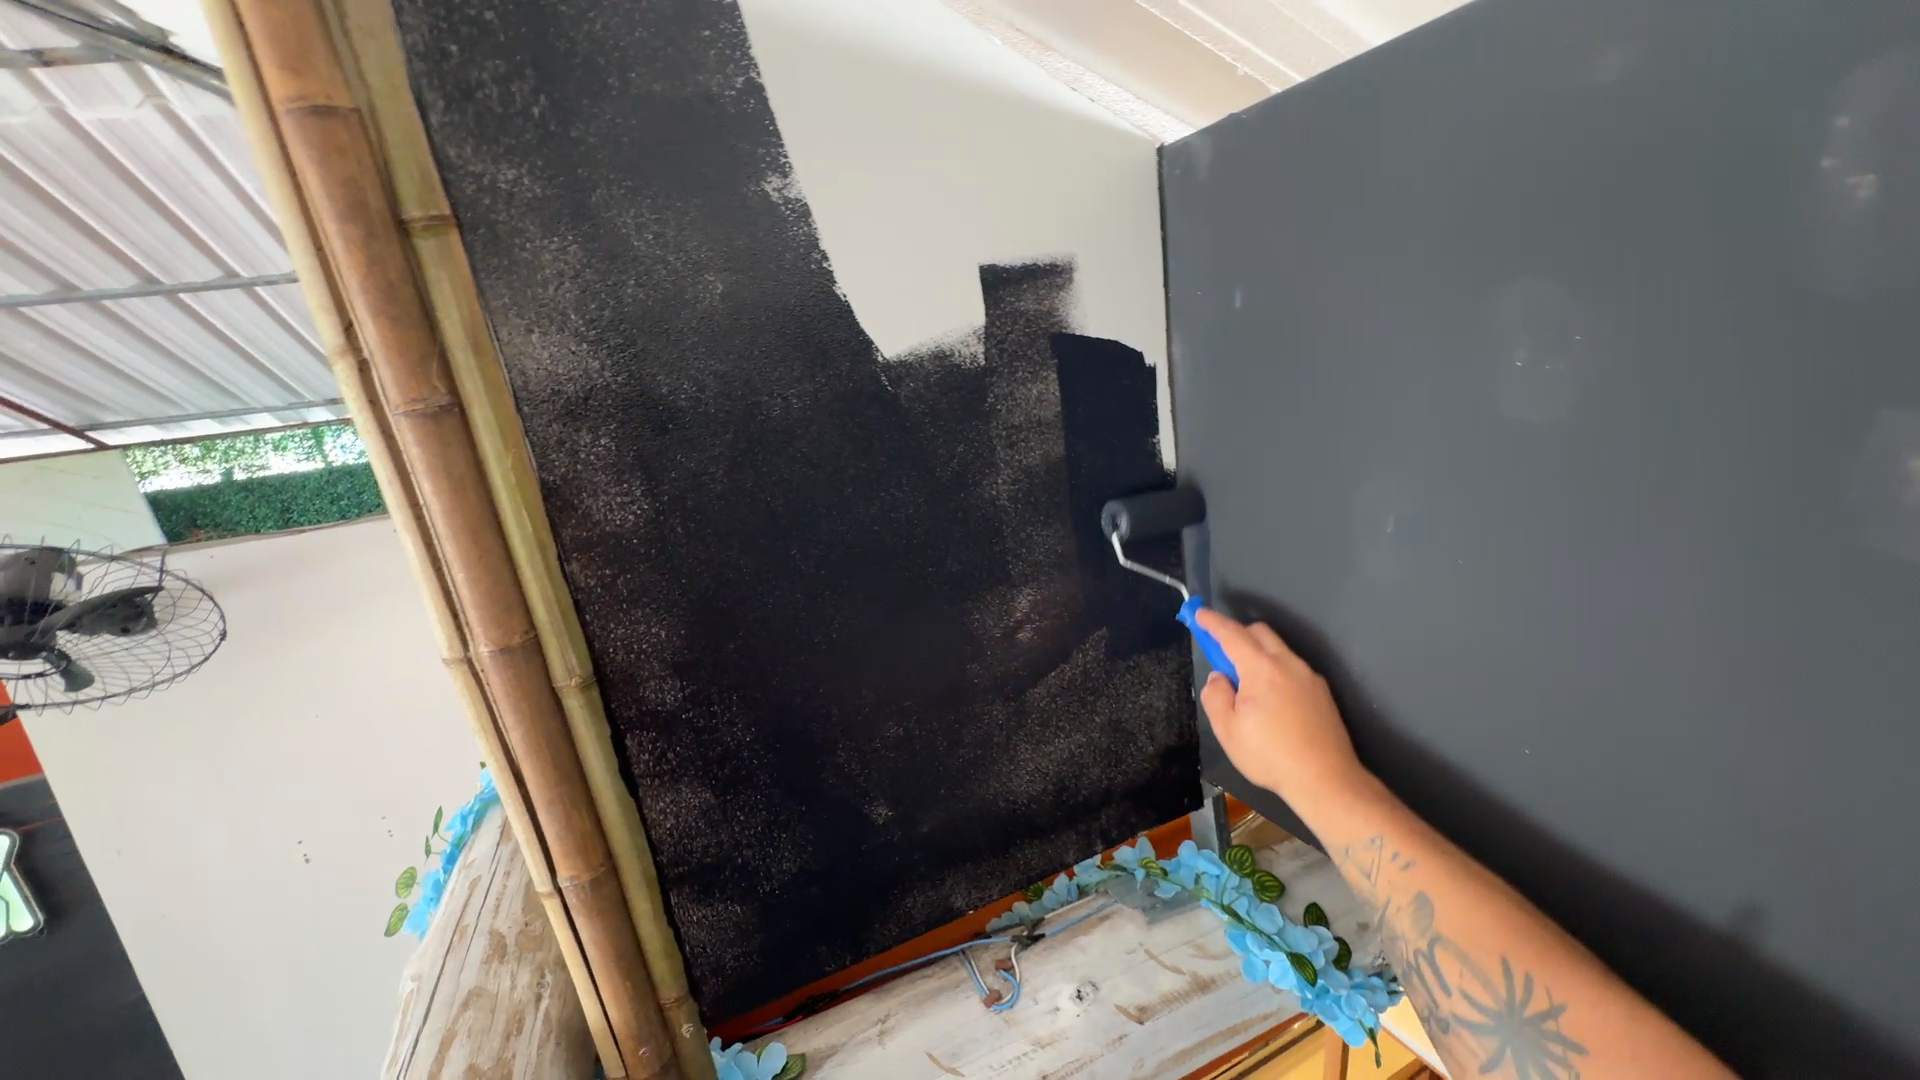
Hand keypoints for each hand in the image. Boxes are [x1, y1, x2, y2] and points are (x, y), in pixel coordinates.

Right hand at [1195, 608, 1367, 803]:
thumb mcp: (1227, 730)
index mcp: (1261, 669)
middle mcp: (1288, 664)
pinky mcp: (1322, 693)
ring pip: (1279, 650)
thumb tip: (1219, 678)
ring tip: (1247, 686)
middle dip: (1237, 633)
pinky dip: (1276, 670)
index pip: (1232, 634)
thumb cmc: (1270, 755)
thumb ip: (1216, 696)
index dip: (1213, 622)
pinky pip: (1292, 668)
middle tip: (1221, 654)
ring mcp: (1309, 677)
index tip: (1199, 613)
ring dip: (1258, 653)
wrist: (1326, 779)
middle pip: (1260, 632)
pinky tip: (1272, 701)